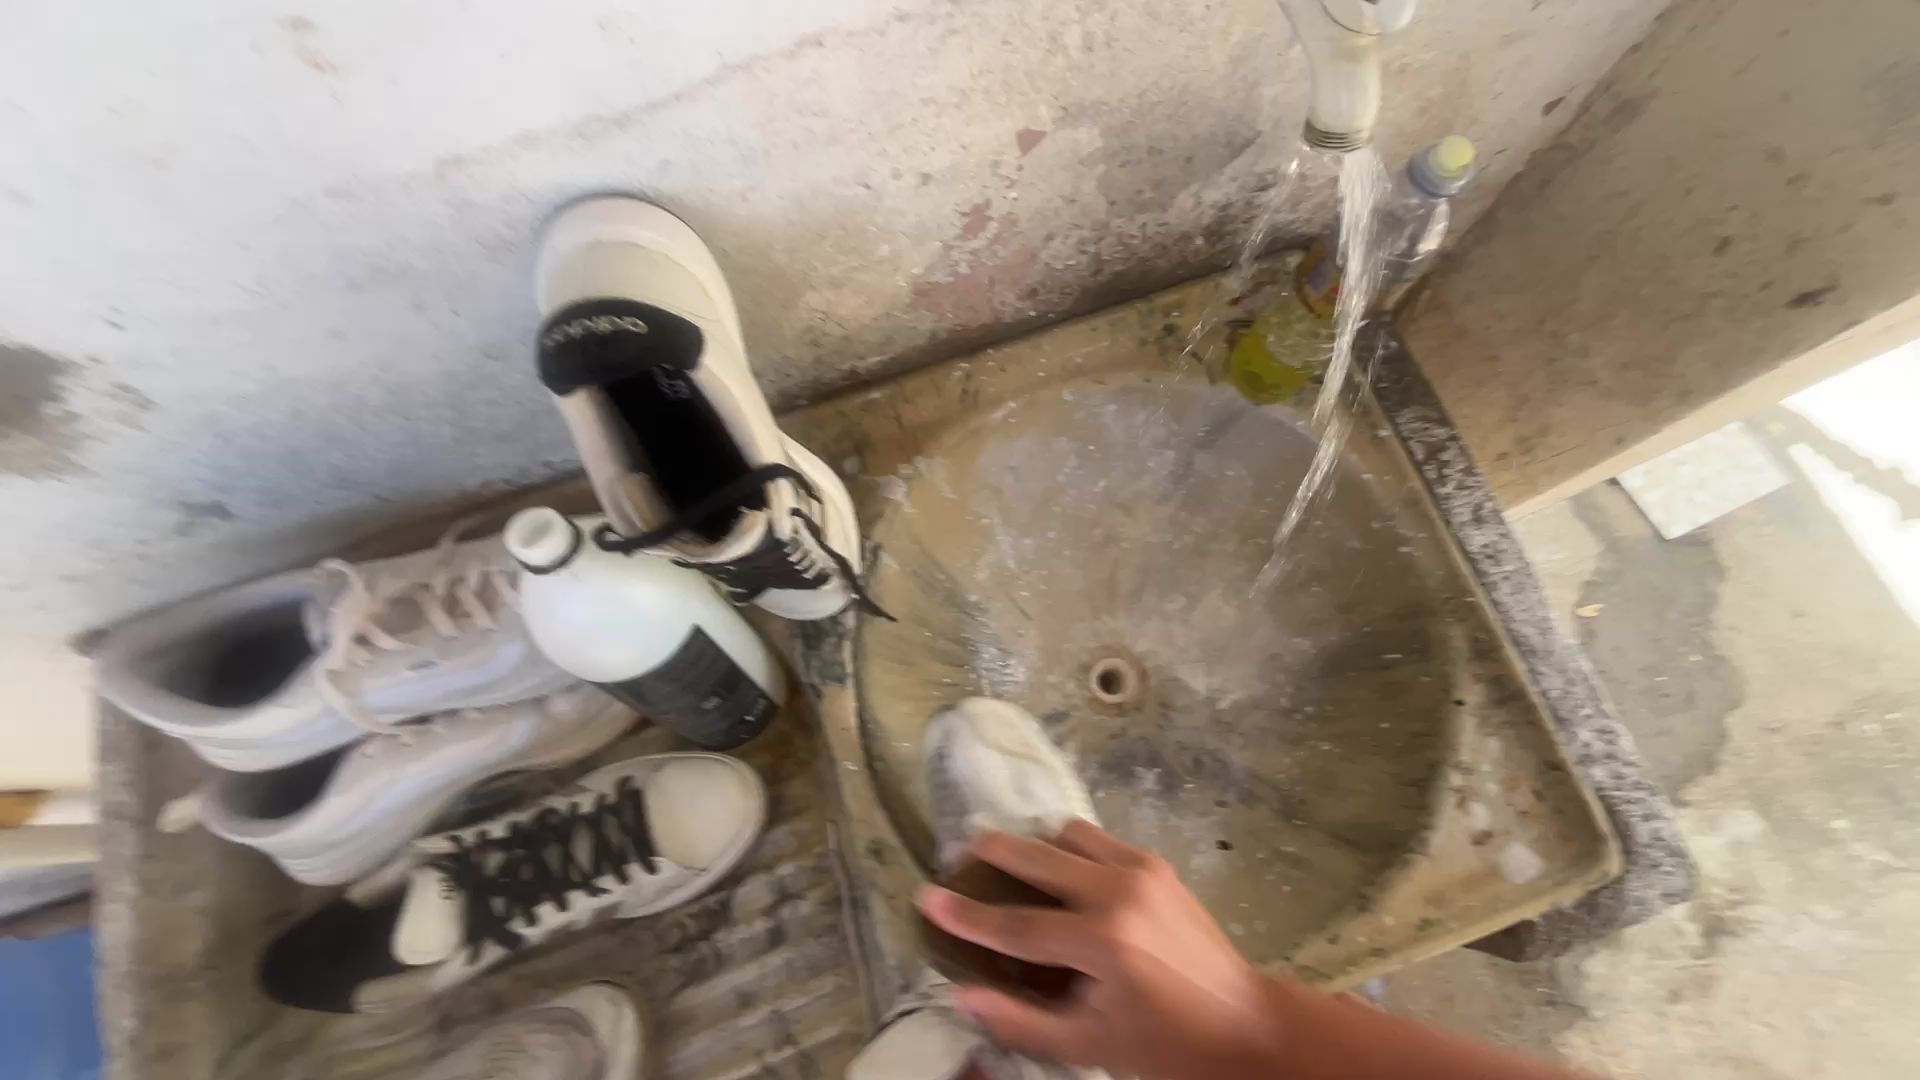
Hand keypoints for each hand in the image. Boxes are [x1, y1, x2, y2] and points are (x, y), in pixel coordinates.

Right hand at [916, 820, 1282, 1079]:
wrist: (1245, 1022)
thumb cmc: (1164, 1046)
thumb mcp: (1089, 1045)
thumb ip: (1021, 1021)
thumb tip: (963, 994)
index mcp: (1102, 942)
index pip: (1015, 925)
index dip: (965, 913)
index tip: (926, 895)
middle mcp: (1117, 890)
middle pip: (1035, 856)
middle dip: (992, 851)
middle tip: (960, 852)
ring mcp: (1139, 868)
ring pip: (1066, 833)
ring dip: (1035, 844)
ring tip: (1014, 864)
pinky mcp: (1154, 860)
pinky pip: (1095, 838)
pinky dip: (1068, 848)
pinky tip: (1061, 871)